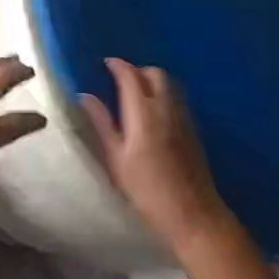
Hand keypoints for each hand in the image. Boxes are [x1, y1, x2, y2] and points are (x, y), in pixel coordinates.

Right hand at [82, 58, 231, 245]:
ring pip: (169, 83)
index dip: (117, 65)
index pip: (130, 75)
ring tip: (134, 94)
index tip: (105, 63)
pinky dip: (163, 93)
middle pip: (154, 73)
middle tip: (119, 81)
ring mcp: (183, 117)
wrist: (194, 215)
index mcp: (143, 113)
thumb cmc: (147, 190)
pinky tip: (152, 112)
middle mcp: (166, 108)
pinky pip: (176, 98)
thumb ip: (102, 123)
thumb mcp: (116, 159)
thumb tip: (84, 96)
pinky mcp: (193, 128)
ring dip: (151, 80)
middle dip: (136, 70)